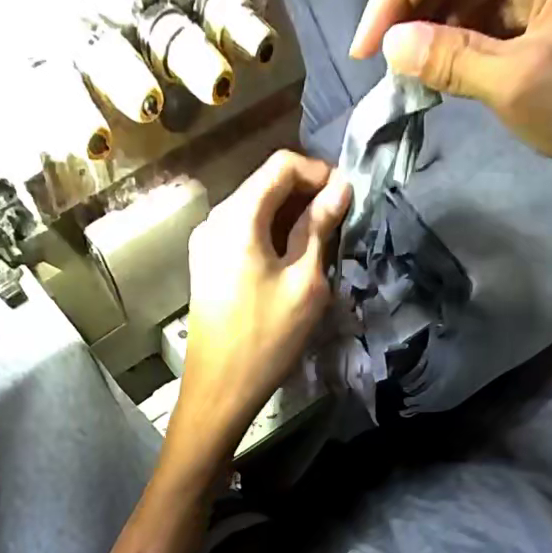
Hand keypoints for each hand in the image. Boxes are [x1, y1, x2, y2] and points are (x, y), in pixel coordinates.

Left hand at [169, 151, 349, 461]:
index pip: (280, 165)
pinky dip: (271, 235)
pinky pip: (243, 233)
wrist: (219, 388)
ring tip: (321, 245)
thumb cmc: (267, 338)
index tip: (345, 198)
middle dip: (305, 194)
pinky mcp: (207, 264)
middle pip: (265, 184)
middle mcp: (215, 220)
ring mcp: (206, 242)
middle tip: (339, 223)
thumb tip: (340, 188)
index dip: (318, 172)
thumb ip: (320, 228)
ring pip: (255, 209)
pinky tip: (292, 261)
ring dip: (290, 217)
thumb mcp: (304, 283)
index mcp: (237, 217)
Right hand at [349, 0, 551, 186]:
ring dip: (437, 17)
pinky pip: (496, 0)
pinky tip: (442, 62)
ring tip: (410, 66)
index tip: (367, 50)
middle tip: (385, 57)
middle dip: (415, 1)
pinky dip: (464, 29)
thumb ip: (449, 58)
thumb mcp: (515, 84)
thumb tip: (392, 46)